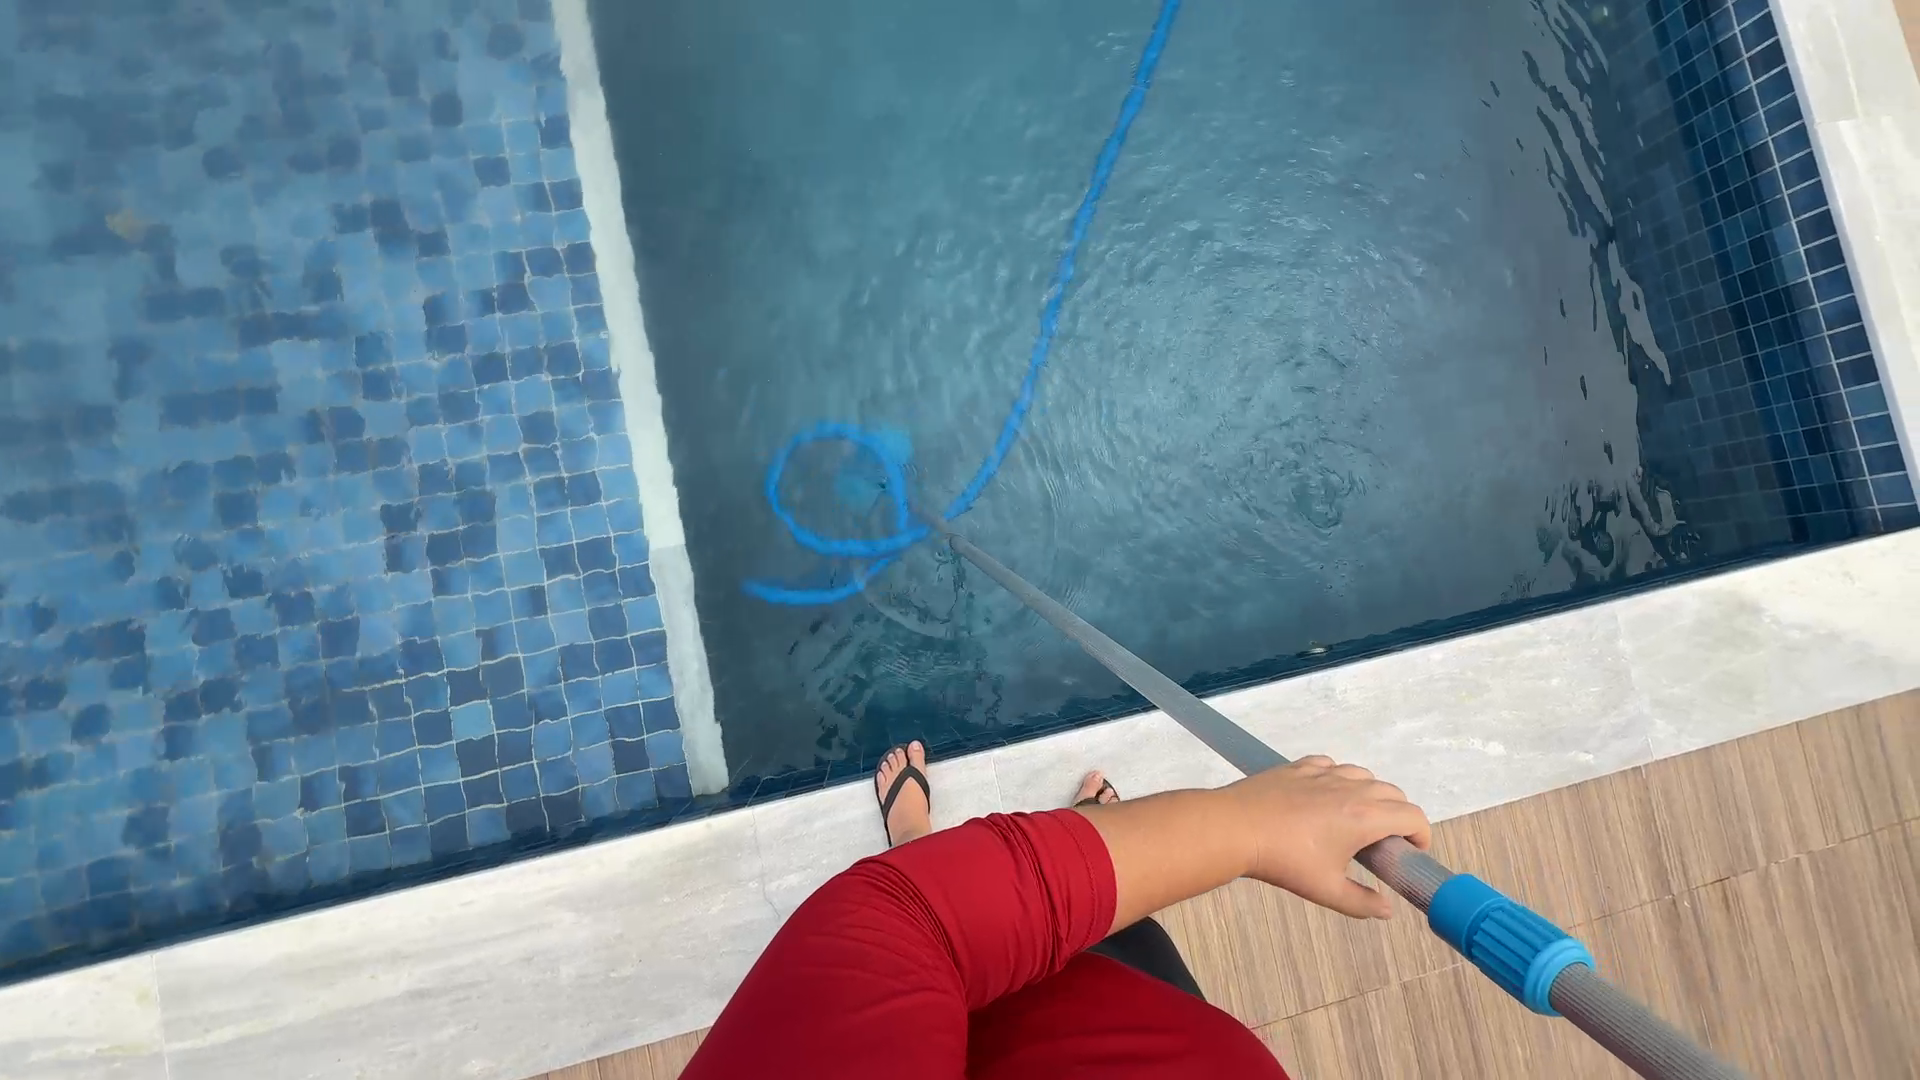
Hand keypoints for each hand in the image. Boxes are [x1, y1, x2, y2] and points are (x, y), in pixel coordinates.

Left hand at [1225, 755, 1430, 919]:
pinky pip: (1329, 764)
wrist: (1236, 827)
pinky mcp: (1296, 766)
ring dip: (1369, 793)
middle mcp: (1349, 787)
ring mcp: (1321, 772)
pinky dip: (1337, 776)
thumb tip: (1386, 909)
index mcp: (1365, 816)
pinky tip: (1325, 795)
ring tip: (1356, 818)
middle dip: (1398, 815)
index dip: (1421, 835)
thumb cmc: (1284, 860)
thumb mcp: (1328, 891)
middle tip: (1385, 841)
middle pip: (1392, 792)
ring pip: (1361, 774)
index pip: (1413, 816)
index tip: (1411, 852)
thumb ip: (1362, 903)